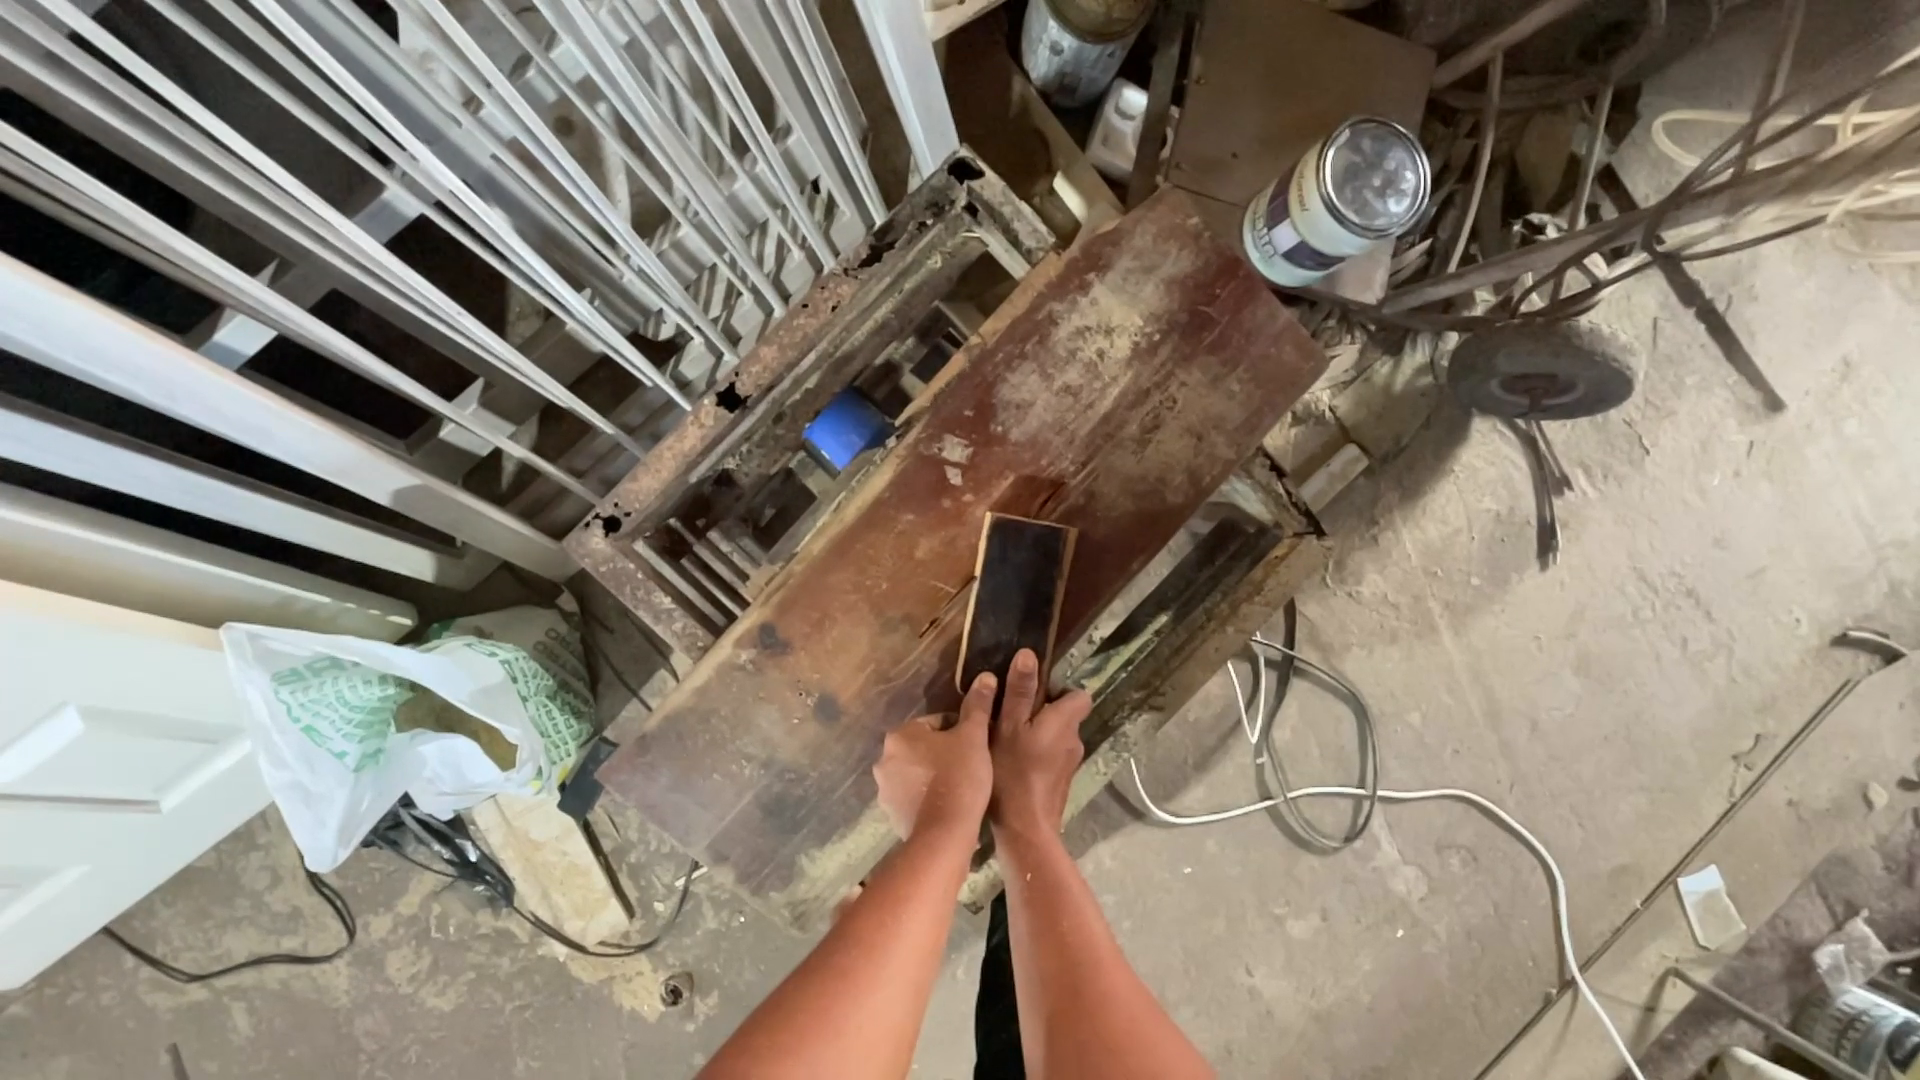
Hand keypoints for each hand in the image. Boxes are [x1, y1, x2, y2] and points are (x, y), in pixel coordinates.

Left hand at [874, 672, 995, 843]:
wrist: (945, 835)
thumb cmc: (960, 778)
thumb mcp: (974, 737)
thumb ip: (978, 706)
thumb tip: (985, 677)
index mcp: (900, 734)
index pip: (936, 722)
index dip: (961, 732)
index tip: (977, 746)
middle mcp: (884, 759)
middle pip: (924, 748)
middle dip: (944, 753)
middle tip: (971, 766)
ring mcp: (885, 790)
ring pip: (917, 773)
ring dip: (935, 776)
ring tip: (962, 788)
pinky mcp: (891, 815)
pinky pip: (914, 798)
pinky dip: (928, 799)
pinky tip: (949, 807)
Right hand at [988, 649, 1090, 845]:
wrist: (1025, 831)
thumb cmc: (1013, 773)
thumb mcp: (1008, 727)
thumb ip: (1019, 692)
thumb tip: (1028, 655)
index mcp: (1065, 722)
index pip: (1079, 695)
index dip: (1058, 690)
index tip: (1031, 694)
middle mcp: (1074, 741)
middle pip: (1064, 716)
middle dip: (1040, 713)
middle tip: (1007, 718)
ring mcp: (1068, 765)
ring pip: (1055, 739)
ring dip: (1035, 736)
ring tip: (1005, 742)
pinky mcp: (1059, 784)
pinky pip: (1049, 759)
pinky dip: (1034, 757)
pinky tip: (1010, 766)